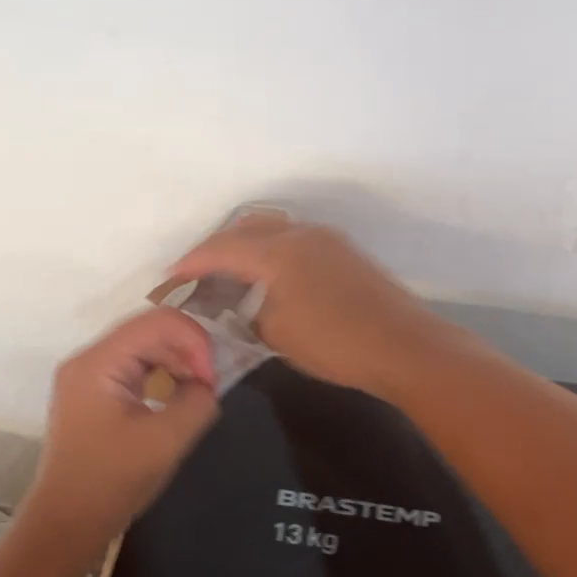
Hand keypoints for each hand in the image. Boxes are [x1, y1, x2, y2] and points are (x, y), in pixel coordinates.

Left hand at [26, 308, 221, 536]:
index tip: (211, 379)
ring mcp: (87, 377)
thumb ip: (198, 402)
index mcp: (98, 363)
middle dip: (187, 351)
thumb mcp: (166, 441)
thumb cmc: (113, 481)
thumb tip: (207, 386)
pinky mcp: (93, 394)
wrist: (68, 521)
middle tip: (209, 387)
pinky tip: (176, 399)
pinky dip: (160, 377)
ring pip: (143, 348)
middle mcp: (88, 360)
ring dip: (176, 363)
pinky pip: (133, 368)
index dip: (195, 341)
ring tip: (196, 393)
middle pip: (148, 330)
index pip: (158, 321)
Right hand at [169, 214, 455, 398]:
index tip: (171, 277)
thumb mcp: (278, 335)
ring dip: (250, 247)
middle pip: (249, 229)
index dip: (192, 262)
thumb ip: (250, 315)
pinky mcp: (349, 257)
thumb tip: (242, 309)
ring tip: (232, 273)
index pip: (223, 248)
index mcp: (279, 250)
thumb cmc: (336, 342)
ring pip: (277, 232)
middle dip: (219, 247)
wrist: (405, 347)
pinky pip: (298, 243)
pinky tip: (273, 279)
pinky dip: (275, 255)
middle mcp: (303, 234)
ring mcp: (330, 242)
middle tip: (199, 272)